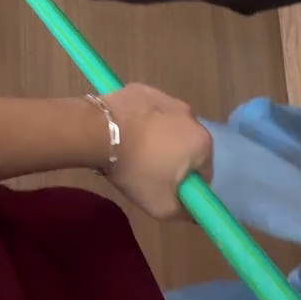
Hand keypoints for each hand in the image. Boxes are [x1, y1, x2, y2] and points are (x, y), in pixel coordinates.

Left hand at [98, 83, 213, 219]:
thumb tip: (196, 211)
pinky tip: (126, 129)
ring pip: (168, 124)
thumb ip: (188, 212)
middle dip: (174, 156)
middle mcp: (189, 113)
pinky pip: (149, 109)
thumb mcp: (164, 207)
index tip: (167, 186)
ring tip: (135, 147)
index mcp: (202, 141)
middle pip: (187, 144)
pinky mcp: (141, 87)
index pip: (203, 170)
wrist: (97, 132)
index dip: (187, 183)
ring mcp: (164, 95)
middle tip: (150, 168)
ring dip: (159, 135)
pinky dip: (142, 118)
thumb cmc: (136, 169)